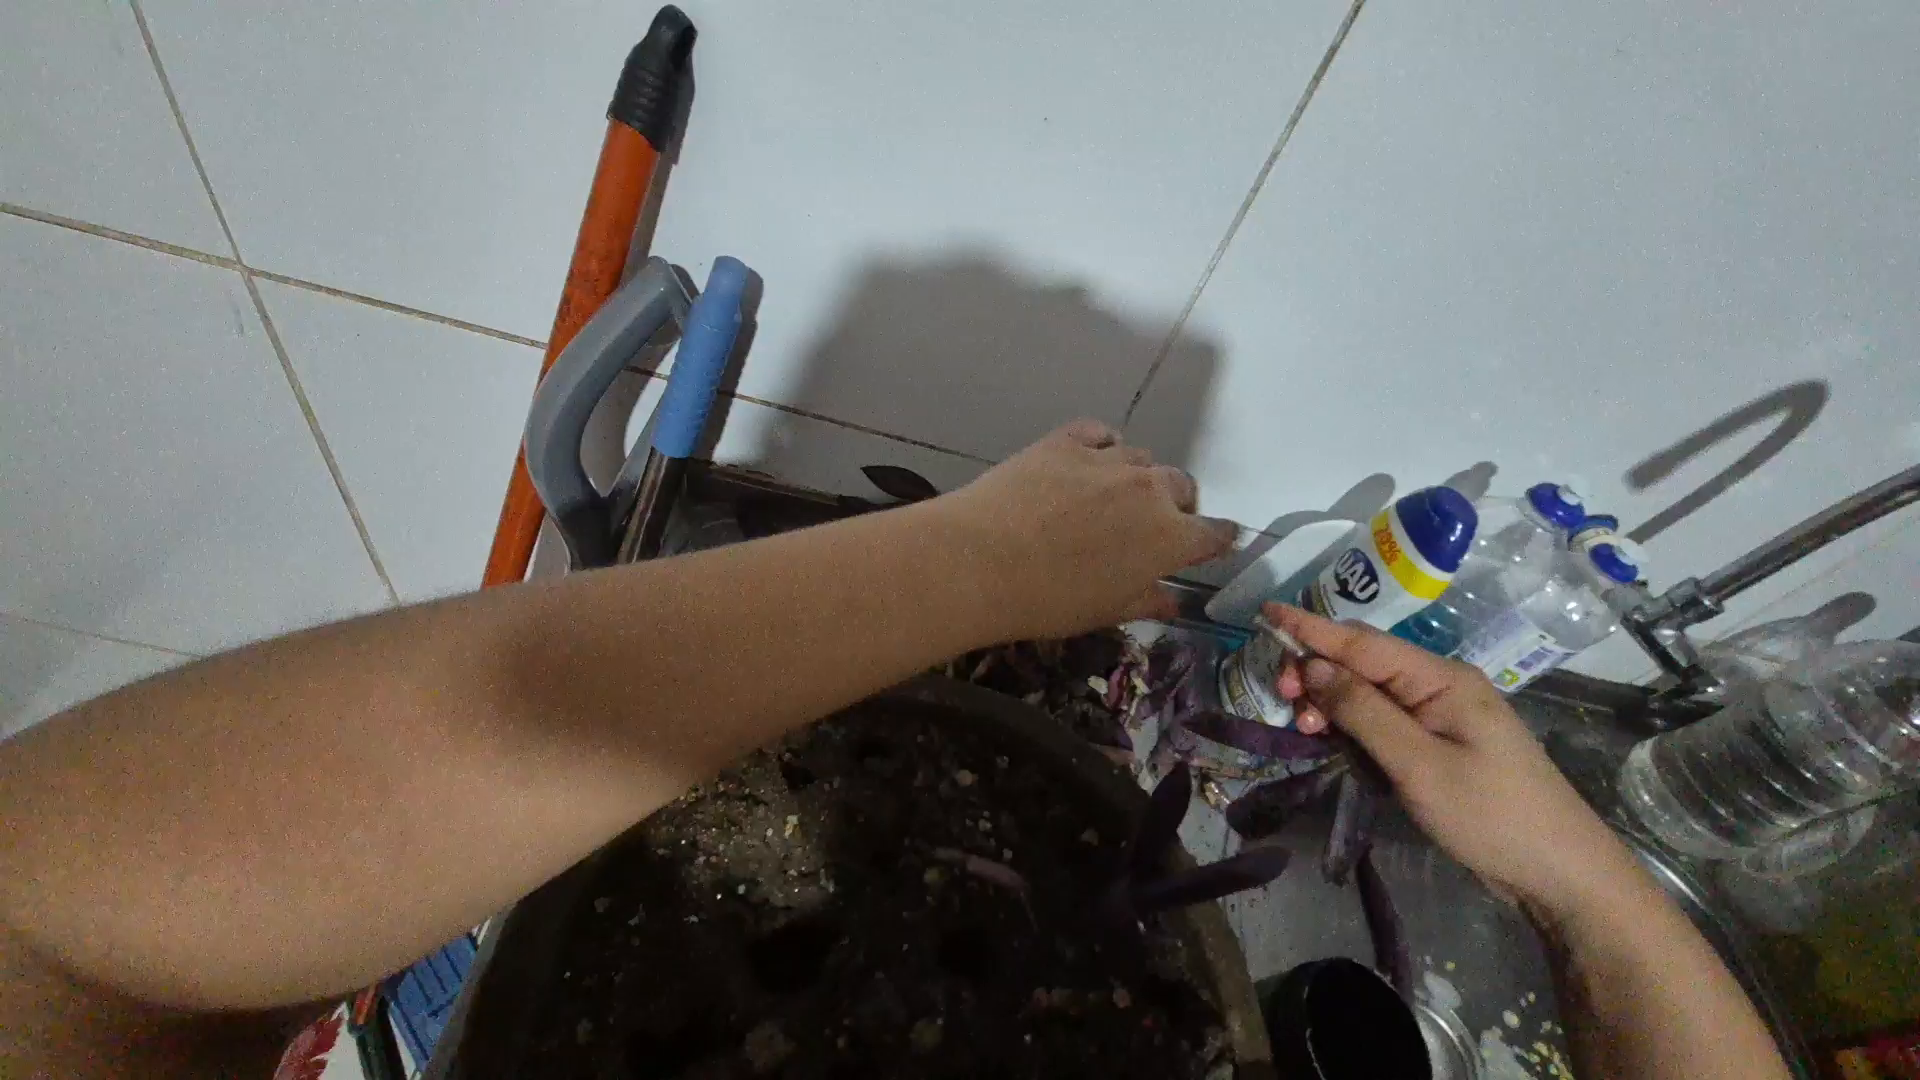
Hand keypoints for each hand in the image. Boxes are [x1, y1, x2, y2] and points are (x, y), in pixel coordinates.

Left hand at [929, 419, 1236, 640]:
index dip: (1217, 539)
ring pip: (1141, 459)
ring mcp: (1107, 460)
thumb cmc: (1049, 601)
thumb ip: (1148, 600)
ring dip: (1136, 477)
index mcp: (1170, 537)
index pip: (1214, 533)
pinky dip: (1102, 446)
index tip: (1211, 544)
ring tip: (1109, 498)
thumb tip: (1173, 599)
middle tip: (1148, 527)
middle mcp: (1148, 489)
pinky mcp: (1066, 441)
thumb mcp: (1106, 611)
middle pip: (1181, 487)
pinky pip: (1099, 434)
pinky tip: (1087, 462)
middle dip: (1175, 505)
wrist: (981, 561)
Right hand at [1265, 603, 1645, 916]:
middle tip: (1284, 699)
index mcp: (1440, 679)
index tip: (1265, 612)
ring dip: (1329, 701)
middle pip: (1360, 662)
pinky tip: (1331, 738)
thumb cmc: (1492, 816)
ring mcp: (1438, 714)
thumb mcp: (1418, 764)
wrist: (1563, 878)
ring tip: (1306, 728)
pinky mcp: (1434, 742)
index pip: (1361, 642)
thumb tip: (1313, 666)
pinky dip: (1348, 723)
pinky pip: (1379, 718)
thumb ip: (1362, 710)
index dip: (1310, 626)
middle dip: (1314, 671)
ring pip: (1365, 691)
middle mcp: (1437, 686)